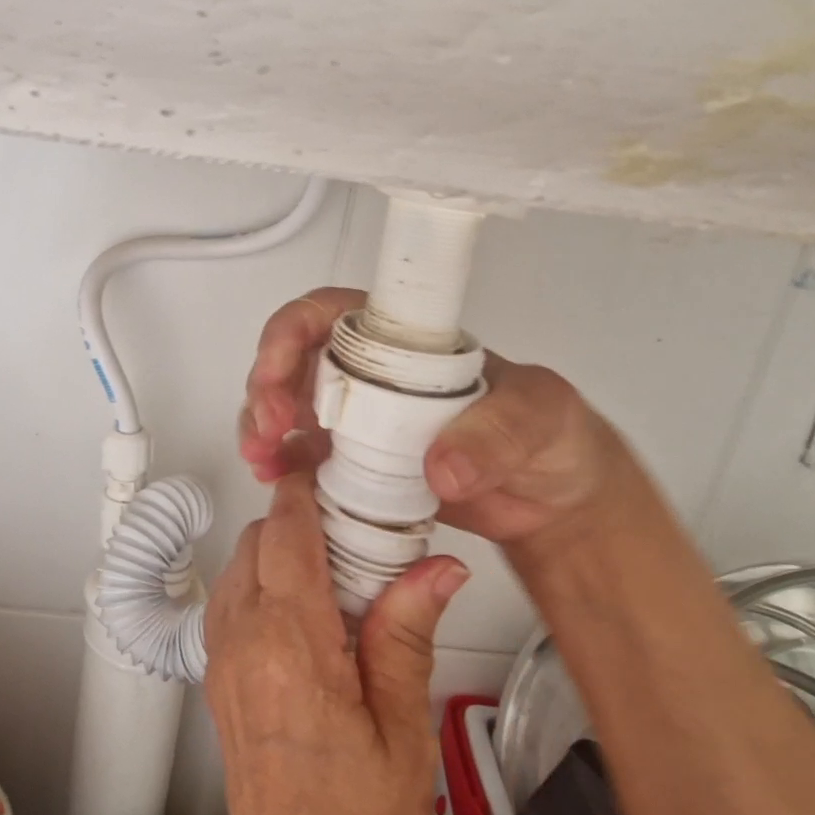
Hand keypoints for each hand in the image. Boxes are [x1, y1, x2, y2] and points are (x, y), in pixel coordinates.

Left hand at [205, 471, 468, 814]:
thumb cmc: (352, 814)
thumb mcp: (402, 726)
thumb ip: (409, 635)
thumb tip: (436, 570)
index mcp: (289, 644)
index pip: (285, 535)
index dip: (303, 493)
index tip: (323, 471)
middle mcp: (242, 643)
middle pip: (257, 542)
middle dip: (296, 523)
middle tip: (350, 533)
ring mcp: (222, 660)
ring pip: (238, 567)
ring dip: (276, 553)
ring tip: (334, 575)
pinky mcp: (218, 677)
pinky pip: (229, 602)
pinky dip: (259, 585)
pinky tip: (304, 613)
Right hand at [239, 288, 629, 547]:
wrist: (554, 501)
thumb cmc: (549, 435)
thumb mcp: (539, 416)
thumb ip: (496, 433)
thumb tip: (440, 466)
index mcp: (401, 344)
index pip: (328, 313)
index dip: (289, 332)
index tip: (277, 370)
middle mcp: (368, 375)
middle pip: (292, 360)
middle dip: (265, 387)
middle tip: (270, 427)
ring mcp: (356, 422)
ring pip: (285, 408)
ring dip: (261, 428)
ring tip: (263, 460)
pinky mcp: (353, 467)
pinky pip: (302, 459)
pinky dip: (280, 467)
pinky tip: (276, 481)